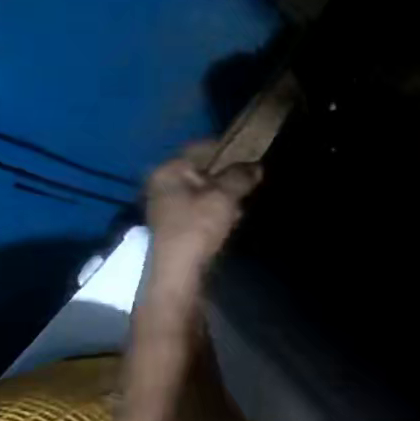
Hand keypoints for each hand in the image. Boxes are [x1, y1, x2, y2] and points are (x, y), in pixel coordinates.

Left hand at [143, 143, 261, 276]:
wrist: (179, 273)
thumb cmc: (198, 227)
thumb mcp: (225, 196)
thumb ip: (241, 176)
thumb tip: (256, 166)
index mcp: (169, 169)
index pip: (202, 147)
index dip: (229, 149)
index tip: (253, 154)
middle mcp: (163, 184)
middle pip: (202, 170)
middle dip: (228, 176)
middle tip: (252, 181)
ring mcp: (166, 206)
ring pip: (203, 192)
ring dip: (225, 196)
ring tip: (245, 202)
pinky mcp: (175, 227)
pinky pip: (200, 209)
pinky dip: (216, 211)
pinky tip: (232, 220)